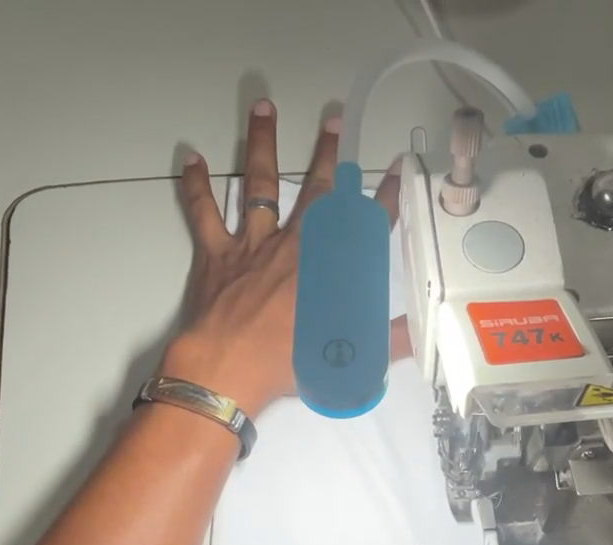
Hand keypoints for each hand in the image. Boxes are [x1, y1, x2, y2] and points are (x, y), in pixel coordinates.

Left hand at [167, 99, 403, 417]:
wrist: (228, 369)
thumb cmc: (286, 365)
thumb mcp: (346, 359)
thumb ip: (385, 343)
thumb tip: (421, 336)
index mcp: (326, 270)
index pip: (364, 227)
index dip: (384, 198)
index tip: (397, 169)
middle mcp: (293, 247)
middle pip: (315, 193)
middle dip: (328, 156)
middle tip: (335, 121)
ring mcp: (252, 246)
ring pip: (260, 185)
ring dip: (262, 144)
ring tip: (263, 107)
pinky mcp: (216, 254)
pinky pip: (204, 212)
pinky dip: (196, 185)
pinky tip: (191, 156)